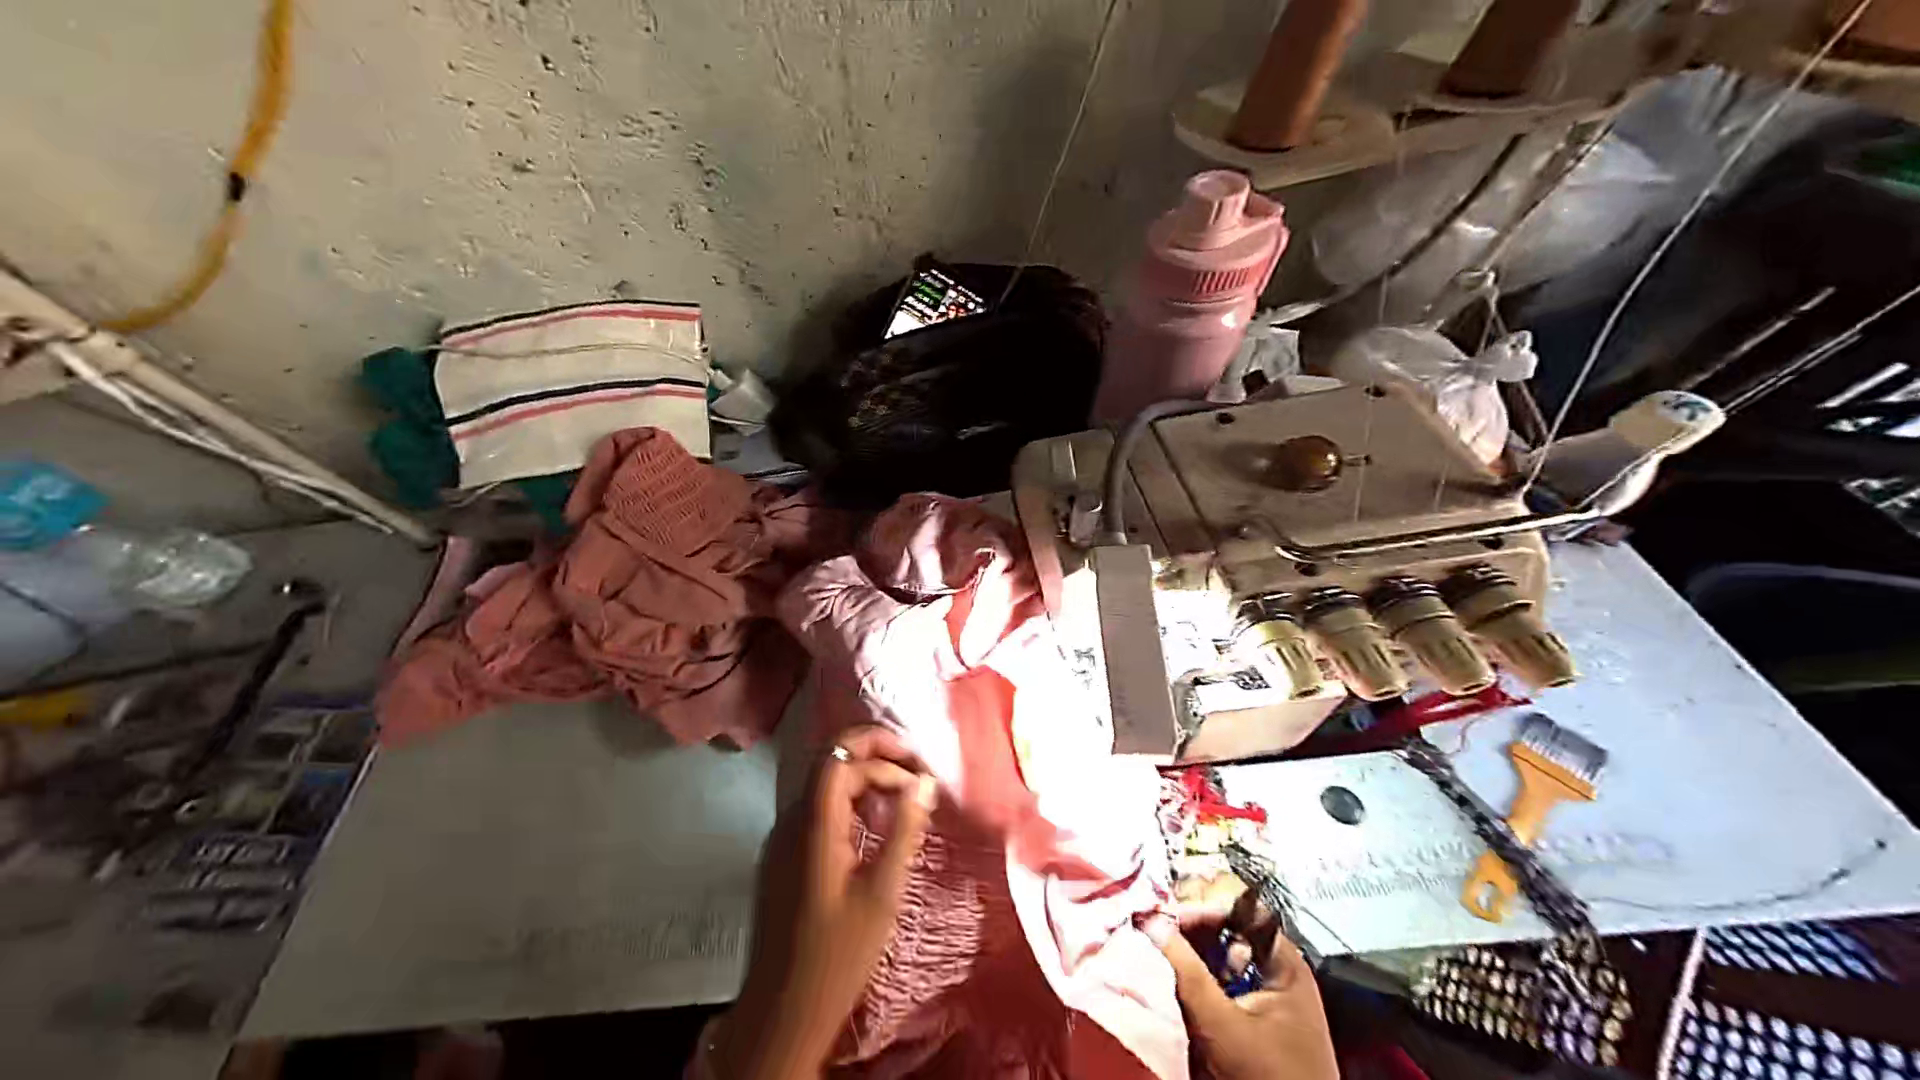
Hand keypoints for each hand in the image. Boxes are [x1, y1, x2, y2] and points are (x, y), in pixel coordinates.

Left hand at [708, 727, 937, 1079]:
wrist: (782, 1011)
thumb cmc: (839, 954)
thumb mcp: (883, 892)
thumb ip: (904, 830)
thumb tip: (924, 782)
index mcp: (813, 824)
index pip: (840, 757)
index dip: (880, 752)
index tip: (917, 773)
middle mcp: (791, 820)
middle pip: (830, 763)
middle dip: (874, 755)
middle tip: (914, 771)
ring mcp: (782, 838)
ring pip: (824, 784)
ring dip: (864, 779)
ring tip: (902, 794)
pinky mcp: (783, 855)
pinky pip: (818, 809)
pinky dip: (850, 802)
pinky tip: (875, 823)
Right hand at [1143, 894, 1338, 1079]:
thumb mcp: (1219, 1023)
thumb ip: (1184, 969)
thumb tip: (1150, 922)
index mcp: (1285, 963)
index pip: (1240, 913)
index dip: (1201, 911)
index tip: (1166, 922)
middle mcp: (1283, 973)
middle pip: (1231, 935)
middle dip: (1191, 936)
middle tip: (1156, 940)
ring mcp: (1275, 1000)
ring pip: (1226, 962)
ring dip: (1193, 961)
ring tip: (1161, 963)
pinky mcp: (1264, 1024)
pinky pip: (1229, 988)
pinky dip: (1203, 986)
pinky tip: (1179, 992)